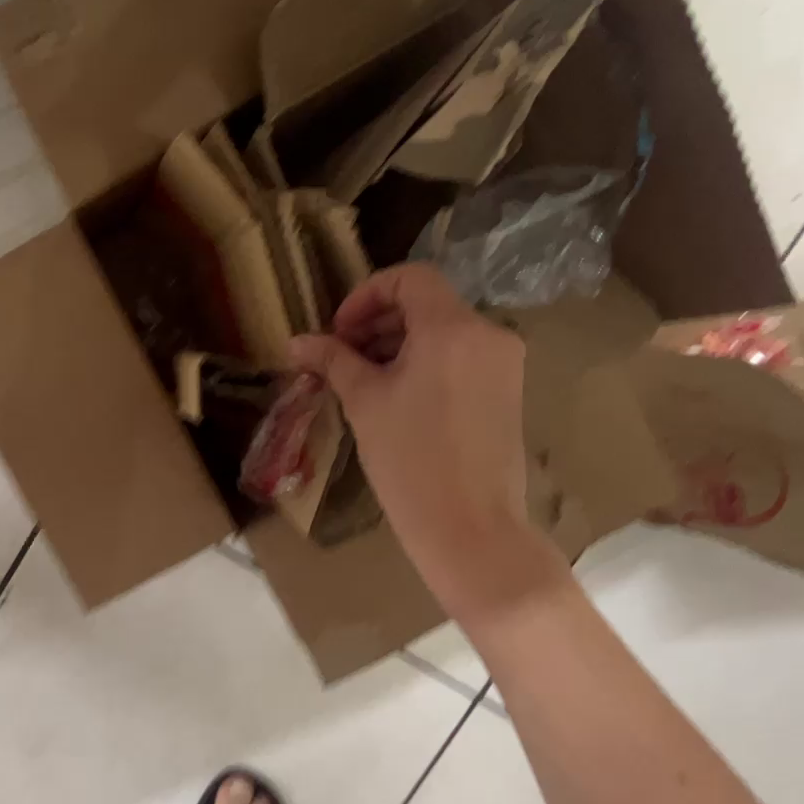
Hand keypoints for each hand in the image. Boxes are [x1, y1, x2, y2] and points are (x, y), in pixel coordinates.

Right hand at [290, 263, 555, 618]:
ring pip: (443, 332)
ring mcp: (503, 363)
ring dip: (398, 344)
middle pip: (427, 304)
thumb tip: (296, 342)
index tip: (337, 333)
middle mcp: (488, 333)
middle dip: (377, 323)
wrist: (469, 525)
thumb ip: (332, 361)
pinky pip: (460, 358)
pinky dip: (425, 364)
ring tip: (362, 382)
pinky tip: (396, 400)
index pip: (409, 278)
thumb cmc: (409, 459)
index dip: (365, 296)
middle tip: (340, 359)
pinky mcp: (507, 391)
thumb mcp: (364, 403)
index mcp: (453, 327)